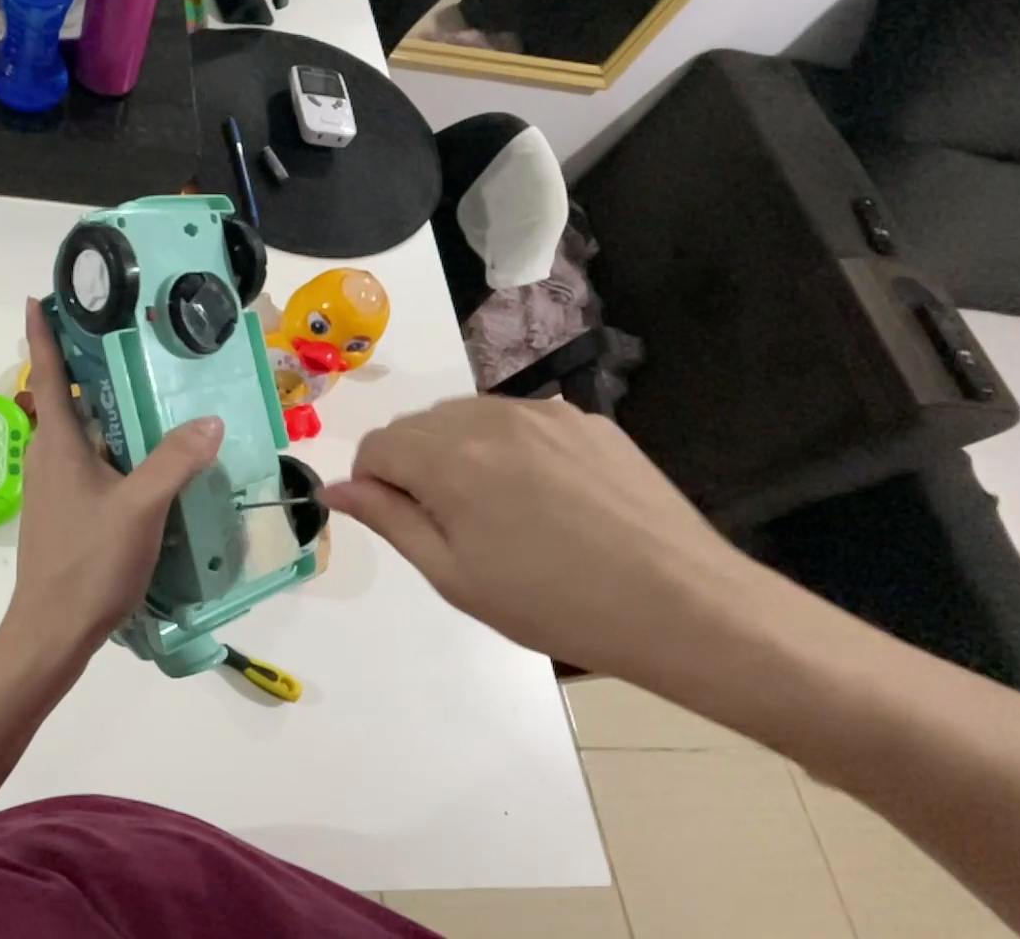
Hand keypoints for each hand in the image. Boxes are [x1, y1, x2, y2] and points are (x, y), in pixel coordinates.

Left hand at [5, 299, 223, 654]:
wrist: (52, 629)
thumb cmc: (88, 562)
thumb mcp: (139, 509)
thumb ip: (174, 462)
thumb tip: (208, 419)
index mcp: (58, 445)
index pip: (46, 375)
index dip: (41, 335)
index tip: (36, 299)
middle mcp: (48, 458)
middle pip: (61, 398)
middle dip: (79, 363)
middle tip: (118, 335)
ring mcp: (52, 488)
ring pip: (75, 433)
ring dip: (97, 406)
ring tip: (139, 387)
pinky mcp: (63, 512)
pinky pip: (85, 461)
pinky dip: (107, 444)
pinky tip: (140, 455)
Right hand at [321, 397, 766, 676]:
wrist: (684, 606)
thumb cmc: (553, 604)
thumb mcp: (453, 575)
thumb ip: (387, 520)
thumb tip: (336, 488)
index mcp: (450, 459)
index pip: (376, 447)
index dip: (374, 484)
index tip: (404, 523)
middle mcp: (489, 419)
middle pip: (416, 426)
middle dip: (412, 465)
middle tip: (451, 524)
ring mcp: (543, 414)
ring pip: (463, 416)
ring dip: (456, 451)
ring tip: (497, 510)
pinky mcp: (585, 419)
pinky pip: (516, 419)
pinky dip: (504, 446)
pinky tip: (541, 496)